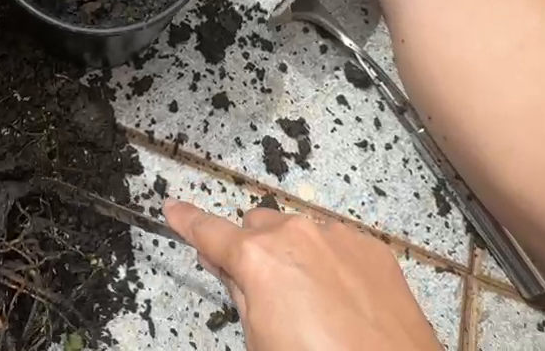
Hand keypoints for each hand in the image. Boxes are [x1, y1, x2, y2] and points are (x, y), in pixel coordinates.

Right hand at [164, 201, 441, 350]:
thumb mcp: (260, 342)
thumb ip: (240, 295)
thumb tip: (227, 265)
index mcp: (256, 258)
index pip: (209, 232)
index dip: (186, 220)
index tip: (171, 207)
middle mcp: (293, 233)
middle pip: (256, 228)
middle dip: (253, 251)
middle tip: (266, 293)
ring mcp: (336, 236)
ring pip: (298, 232)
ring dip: (294, 254)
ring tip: (316, 304)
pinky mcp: (373, 248)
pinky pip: (337, 242)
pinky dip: (332, 262)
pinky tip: (348, 302)